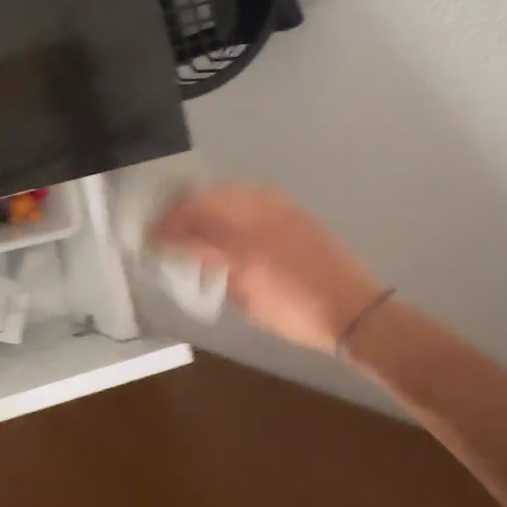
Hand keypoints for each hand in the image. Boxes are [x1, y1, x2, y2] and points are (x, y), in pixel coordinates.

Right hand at [148, 186, 384, 352]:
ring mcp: (278, 210)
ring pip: (227, 192)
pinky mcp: (293, 211)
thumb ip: (216, 269)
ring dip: (202, 202)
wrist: (356, 312)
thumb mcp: (246, 298)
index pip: (190, 225)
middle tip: (164, 226)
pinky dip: (229, 200)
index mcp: (242, 243)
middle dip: (179, 210)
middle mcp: (257, 217)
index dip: (165, 230)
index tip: (150, 239)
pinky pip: (250, 195)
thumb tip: (189, 253)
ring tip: (189, 218)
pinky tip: (224, 215)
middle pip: (205, 200)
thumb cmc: (297, 314)